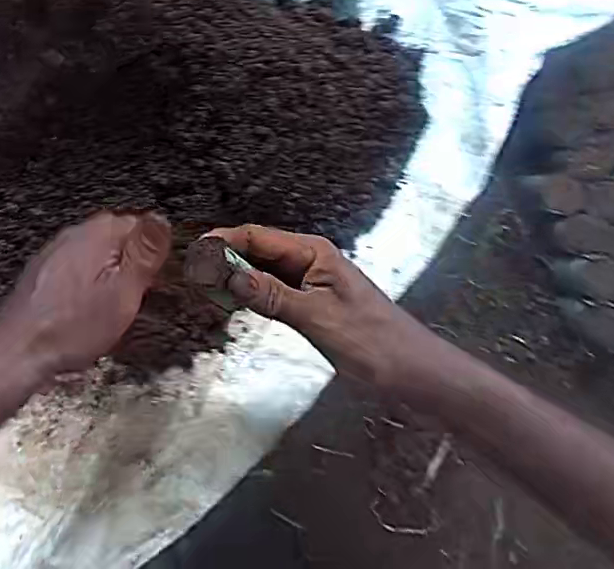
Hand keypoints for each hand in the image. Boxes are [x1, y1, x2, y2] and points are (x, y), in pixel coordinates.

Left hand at [0, 212, 171, 394]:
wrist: (18, 350)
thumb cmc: (71, 327)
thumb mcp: (123, 293)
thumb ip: (144, 254)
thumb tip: (161, 220)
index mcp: (97, 232)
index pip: (140, 225)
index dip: (153, 255)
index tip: (153, 282)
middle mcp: (74, 234)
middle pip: (117, 239)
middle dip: (130, 266)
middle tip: (132, 301)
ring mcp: (55, 251)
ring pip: (96, 256)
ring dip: (108, 277)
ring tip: (108, 311)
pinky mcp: (43, 271)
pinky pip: (76, 270)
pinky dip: (86, 287)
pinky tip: (84, 312)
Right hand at [205, 224, 447, 389]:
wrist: (421, 378)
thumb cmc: (377, 344)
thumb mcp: (318, 319)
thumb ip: (271, 296)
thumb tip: (228, 274)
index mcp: (313, 252)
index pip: (257, 236)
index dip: (223, 240)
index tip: (194, 251)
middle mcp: (308, 259)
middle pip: (255, 249)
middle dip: (223, 257)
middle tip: (192, 272)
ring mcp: (308, 281)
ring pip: (260, 269)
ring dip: (234, 274)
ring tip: (203, 285)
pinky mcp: (309, 302)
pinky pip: (270, 289)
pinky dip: (249, 292)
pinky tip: (232, 300)